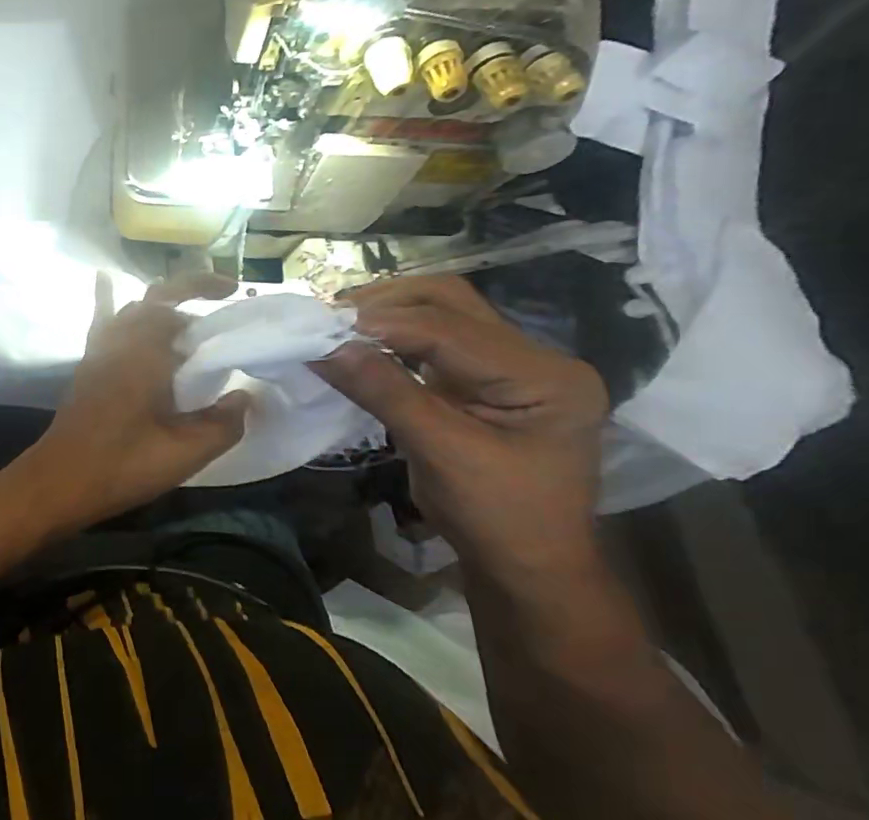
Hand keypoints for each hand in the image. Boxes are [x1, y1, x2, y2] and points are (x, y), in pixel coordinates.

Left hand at [13, 273, 251, 533]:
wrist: (61, 480)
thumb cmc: (123, 465)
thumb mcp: (185, 453)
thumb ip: (224, 423)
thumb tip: (246, 397)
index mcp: (145, 353)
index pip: (181, 310)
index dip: (210, 304)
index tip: (237, 306)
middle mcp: (120, 341)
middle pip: (157, 301)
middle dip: (191, 295)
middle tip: (223, 304)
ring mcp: (99, 350)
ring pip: (132, 310)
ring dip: (162, 307)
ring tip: (190, 319)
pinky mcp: (88, 366)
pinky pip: (100, 322)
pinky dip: (107, 299)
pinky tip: (104, 278)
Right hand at [312, 276, 609, 583]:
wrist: (528, 565)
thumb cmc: (497, 518)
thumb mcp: (441, 454)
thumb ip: (387, 394)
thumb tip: (328, 347)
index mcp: (545, 376)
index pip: (451, 329)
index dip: (384, 323)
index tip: (323, 327)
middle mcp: (535, 358)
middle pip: (451, 302)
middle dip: (386, 303)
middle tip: (329, 317)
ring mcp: (510, 366)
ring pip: (440, 313)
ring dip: (386, 314)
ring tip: (335, 325)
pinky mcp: (483, 378)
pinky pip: (433, 340)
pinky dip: (392, 336)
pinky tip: (359, 343)